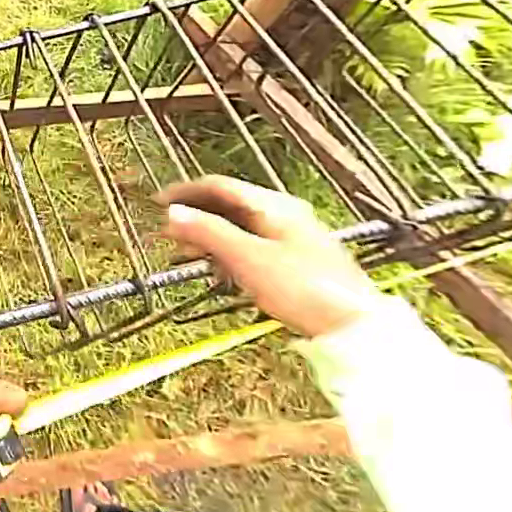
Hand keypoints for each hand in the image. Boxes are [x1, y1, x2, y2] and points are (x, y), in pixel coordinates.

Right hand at [157, 177, 382, 337]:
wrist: (352, 325)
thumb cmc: (304, 289)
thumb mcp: (248, 258)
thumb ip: (208, 232)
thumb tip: (173, 214)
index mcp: (273, 206)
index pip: (219, 186)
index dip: (185, 192)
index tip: (159, 201)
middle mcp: (283, 214)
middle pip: (228, 205)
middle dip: (194, 215)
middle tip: (167, 230)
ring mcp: (291, 236)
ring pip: (238, 225)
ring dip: (208, 234)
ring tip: (185, 250)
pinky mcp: (294, 258)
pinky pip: (250, 244)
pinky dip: (226, 250)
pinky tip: (217, 267)